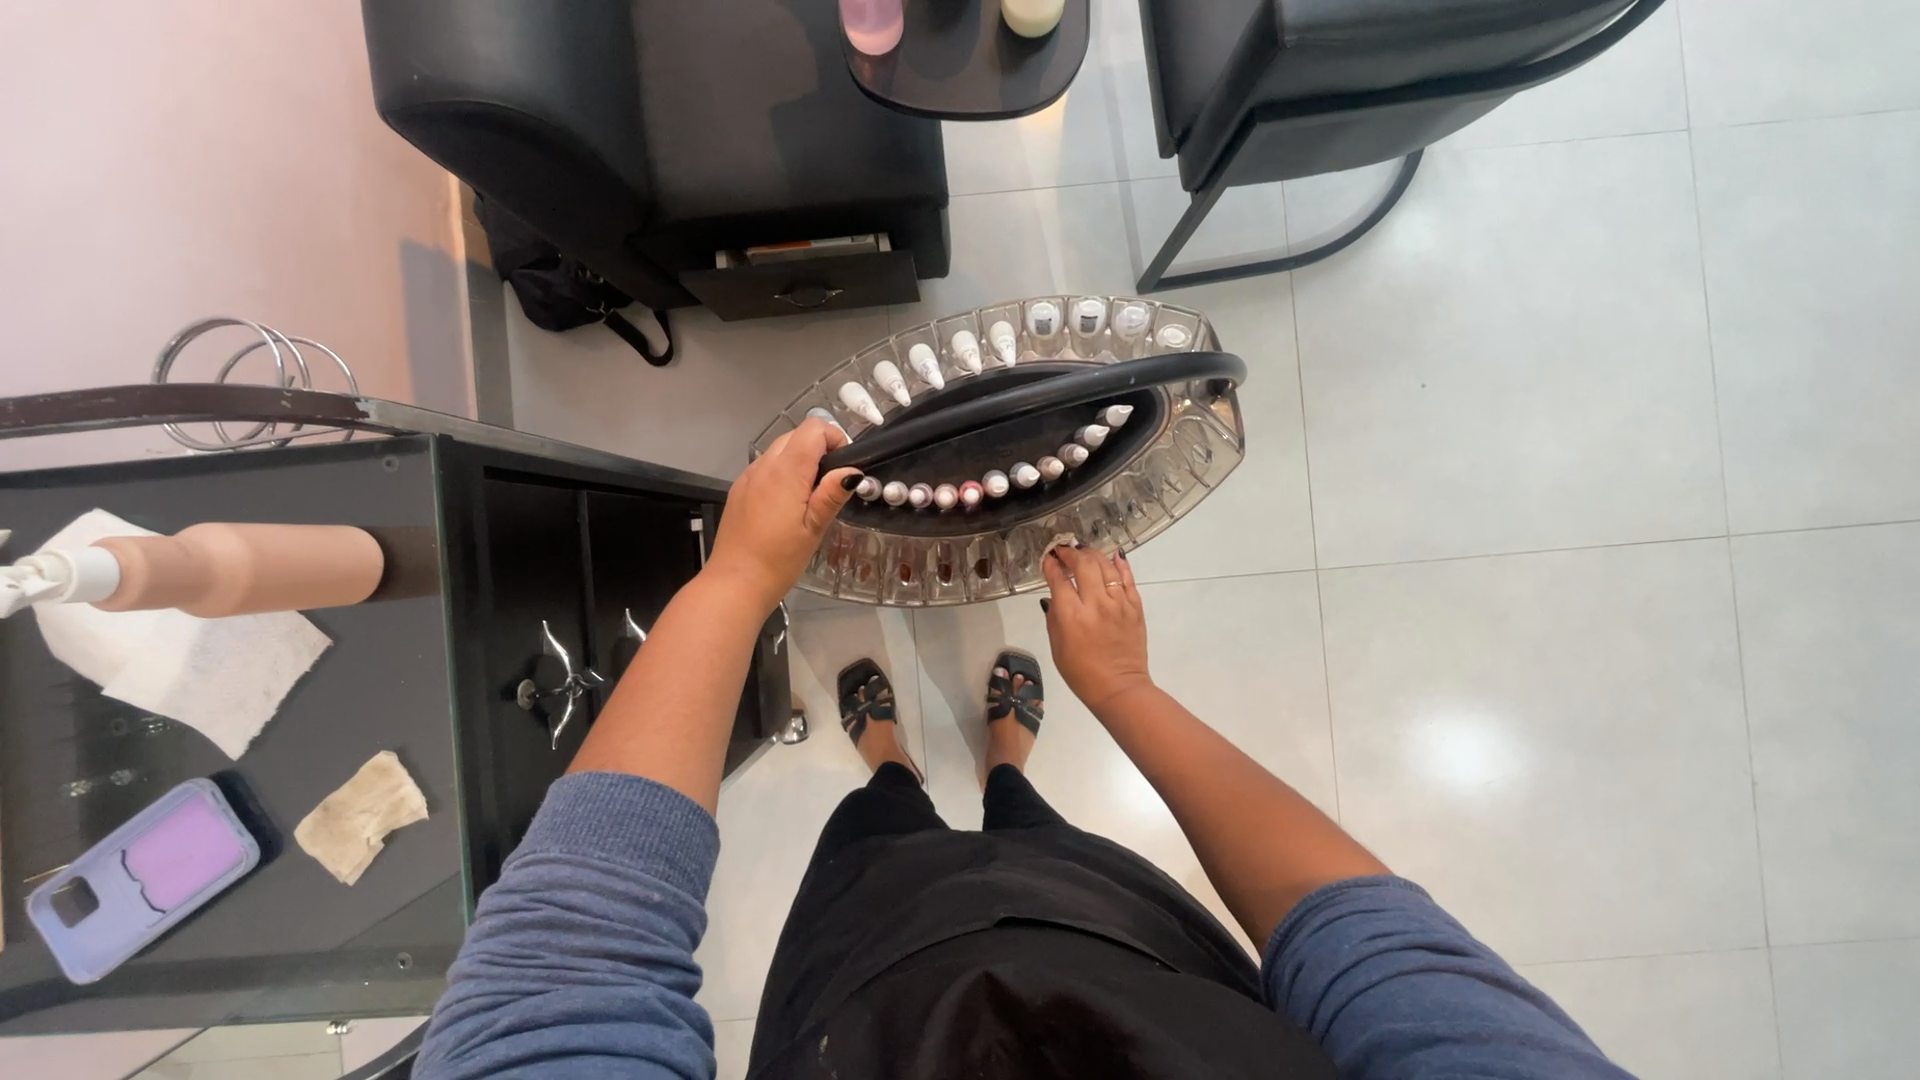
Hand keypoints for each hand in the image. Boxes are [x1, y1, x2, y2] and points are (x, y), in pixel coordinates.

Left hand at [705, 418, 860, 612]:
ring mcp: (748, 476)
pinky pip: (765, 466)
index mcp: (785, 472)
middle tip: (830, 484)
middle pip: (796, 434)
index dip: (835, 438)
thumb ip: (831, 495)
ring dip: (800, 460)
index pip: (814, 429)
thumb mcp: (814, 529)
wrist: (735, 582)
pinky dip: (782, 472)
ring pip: (779, 449)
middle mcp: (764, 465)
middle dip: (820, 448)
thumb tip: (853, 472)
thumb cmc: (779, 559)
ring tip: (810, 497)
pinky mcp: (739, 489)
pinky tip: (787, 505)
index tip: (844, 467)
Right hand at [1041, 545, 1153, 712]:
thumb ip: (1055, 615)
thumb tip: (1055, 593)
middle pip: (1083, 564)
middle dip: (1071, 552)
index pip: (1058, 578)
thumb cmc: (1081, 672)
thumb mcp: (1056, 645)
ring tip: (1084, 553)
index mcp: (1072, 615)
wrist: (1119, 688)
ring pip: (1106, 566)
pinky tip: (1113, 557)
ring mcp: (1119, 603)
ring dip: (1092, 555)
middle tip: (1064, 551)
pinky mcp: (1135, 607)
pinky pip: (1128, 578)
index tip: (1048, 559)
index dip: (1051, 564)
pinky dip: (1120, 564)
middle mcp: (1096, 604)